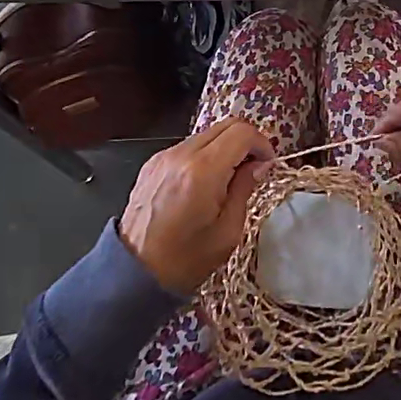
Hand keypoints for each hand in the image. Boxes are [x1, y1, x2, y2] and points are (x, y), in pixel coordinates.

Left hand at [120, 118, 273, 291]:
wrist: (131, 275)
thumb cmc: (185, 259)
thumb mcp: (228, 230)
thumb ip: (245, 188)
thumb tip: (259, 165)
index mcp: (203, 171)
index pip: (242, 133)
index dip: (262, 143)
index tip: (268, 164)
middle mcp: (181, 155)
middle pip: (226, 125)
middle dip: (247, 141)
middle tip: (255, 167)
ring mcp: (163, 156)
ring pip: (208, 133)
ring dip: (226, 146)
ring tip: (231, 176)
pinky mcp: (152, 164)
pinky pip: (188, 146)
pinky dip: (206, 154)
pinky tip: (206, 181)